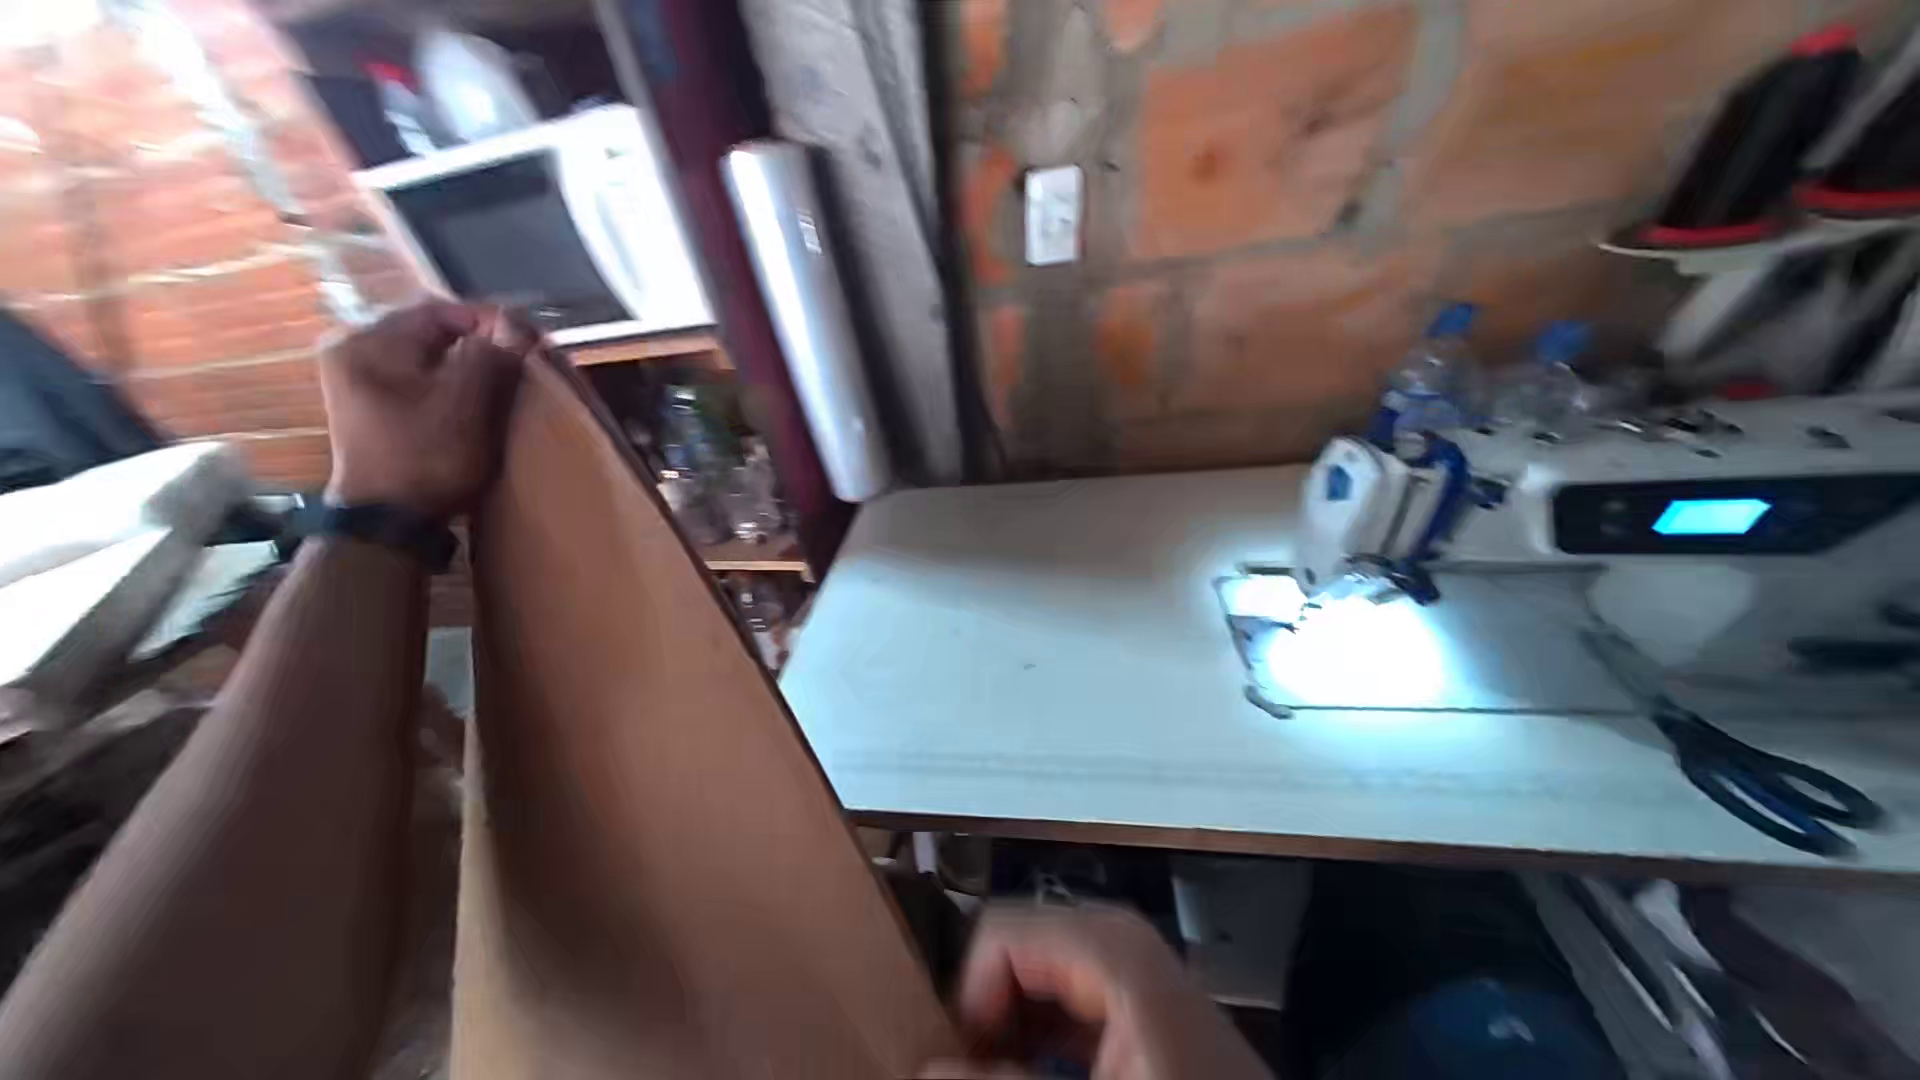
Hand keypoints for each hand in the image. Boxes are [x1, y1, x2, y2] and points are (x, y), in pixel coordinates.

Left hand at [318, 301, 530, 519]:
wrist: (391, 521)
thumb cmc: (427, 459)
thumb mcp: (465, 407)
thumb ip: (489, 359)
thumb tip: (517, 323)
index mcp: (369, 344)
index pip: (438, 310)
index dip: (489, 319)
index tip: (531, 338)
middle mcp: (357, 351)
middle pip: (433, 330)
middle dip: (483, 340)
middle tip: (525, 358)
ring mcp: (363, 379)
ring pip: (431, 353)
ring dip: (473, 361)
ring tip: (511, 376)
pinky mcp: (377, 403)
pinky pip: (425, 375)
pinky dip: (457, 378)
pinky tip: (482, 395)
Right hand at [922, 905, 1273, 1079]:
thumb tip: (925, 1067)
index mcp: (1105, 943)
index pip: (999, 935)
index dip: (967, 999)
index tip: (958, 1065)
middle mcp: (1111, 939)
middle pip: (1012, 955)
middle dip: (985, 1019)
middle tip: (974, 1073)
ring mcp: (1124, 969)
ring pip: (1032, 984)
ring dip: (1007, 1036)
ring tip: (997, 1074)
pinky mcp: (1131, 1004)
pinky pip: (1060, 1008)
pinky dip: (1036, 1044)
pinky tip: (1036, 1074)